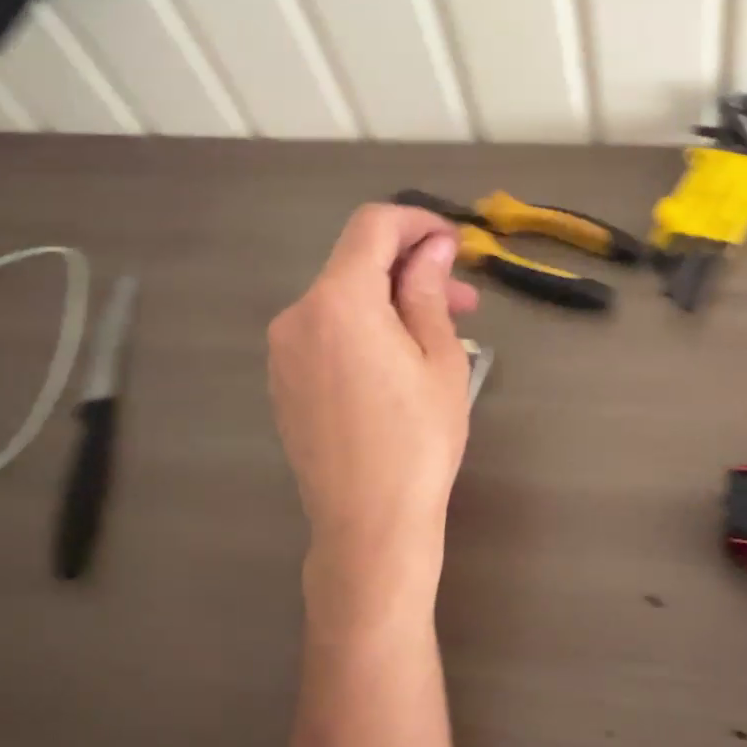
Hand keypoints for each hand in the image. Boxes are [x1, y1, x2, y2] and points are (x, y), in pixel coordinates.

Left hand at [268, 204, 479, 630]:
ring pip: (341, 301)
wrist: (368, 523)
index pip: (372, 227)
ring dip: (389, 302)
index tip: (454, 245)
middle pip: (355, 264)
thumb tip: (432, 249)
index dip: (417, 223)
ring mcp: (283, 351)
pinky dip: (363, 330)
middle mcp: (298, 315)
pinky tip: (397, 365)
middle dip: (410, 269)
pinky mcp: (283, 382)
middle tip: (463, 300)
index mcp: (339, 301)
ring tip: (436, 337)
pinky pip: (326, 334)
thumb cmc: (419, 440)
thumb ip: (429, 292)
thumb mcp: (440, 359)